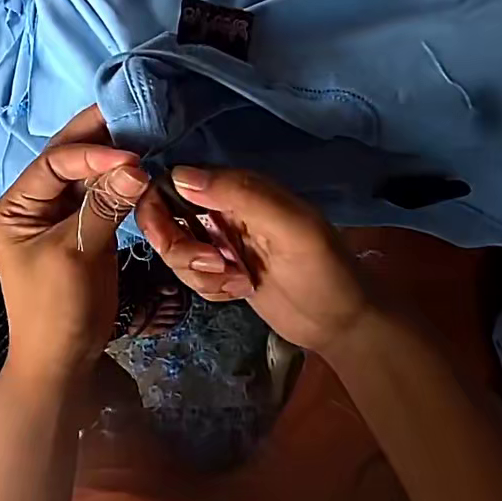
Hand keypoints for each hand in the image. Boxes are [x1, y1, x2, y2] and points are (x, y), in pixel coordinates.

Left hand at [0, 106, 148, 385]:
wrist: (63, 359)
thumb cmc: (56, 308)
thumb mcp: (75, 254)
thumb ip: (102, 207)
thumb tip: (136, 165)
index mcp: (16, 205)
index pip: (53, 164)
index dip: (89, 154)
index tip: (129, 154)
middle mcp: (35, 202)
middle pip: (68, 160)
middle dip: (100, 139)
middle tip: (136, 111)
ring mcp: (61, 213)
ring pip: (88, 174)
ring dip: (115, 158)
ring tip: (147, 132)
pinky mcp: (85, 226)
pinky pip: (103, 195)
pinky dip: (123, 183)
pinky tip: (144, 167)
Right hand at [136, 166, 377, 354]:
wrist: (342, 325)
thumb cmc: (324, 271)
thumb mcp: (289, 228)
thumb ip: (239, 195)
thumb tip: (179, 175)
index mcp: (238, 188)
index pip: (177, 182)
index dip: (160, 207)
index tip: (169, 239)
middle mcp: (222, 208)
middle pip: (165, 217)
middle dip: (180, 249)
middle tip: (214, 267)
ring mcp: (219, 240)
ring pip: (174, 251)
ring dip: (199, 273)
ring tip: (238, 282)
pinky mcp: (218, 270)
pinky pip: (188, 275)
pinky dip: (207, 287)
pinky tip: (238, 291)